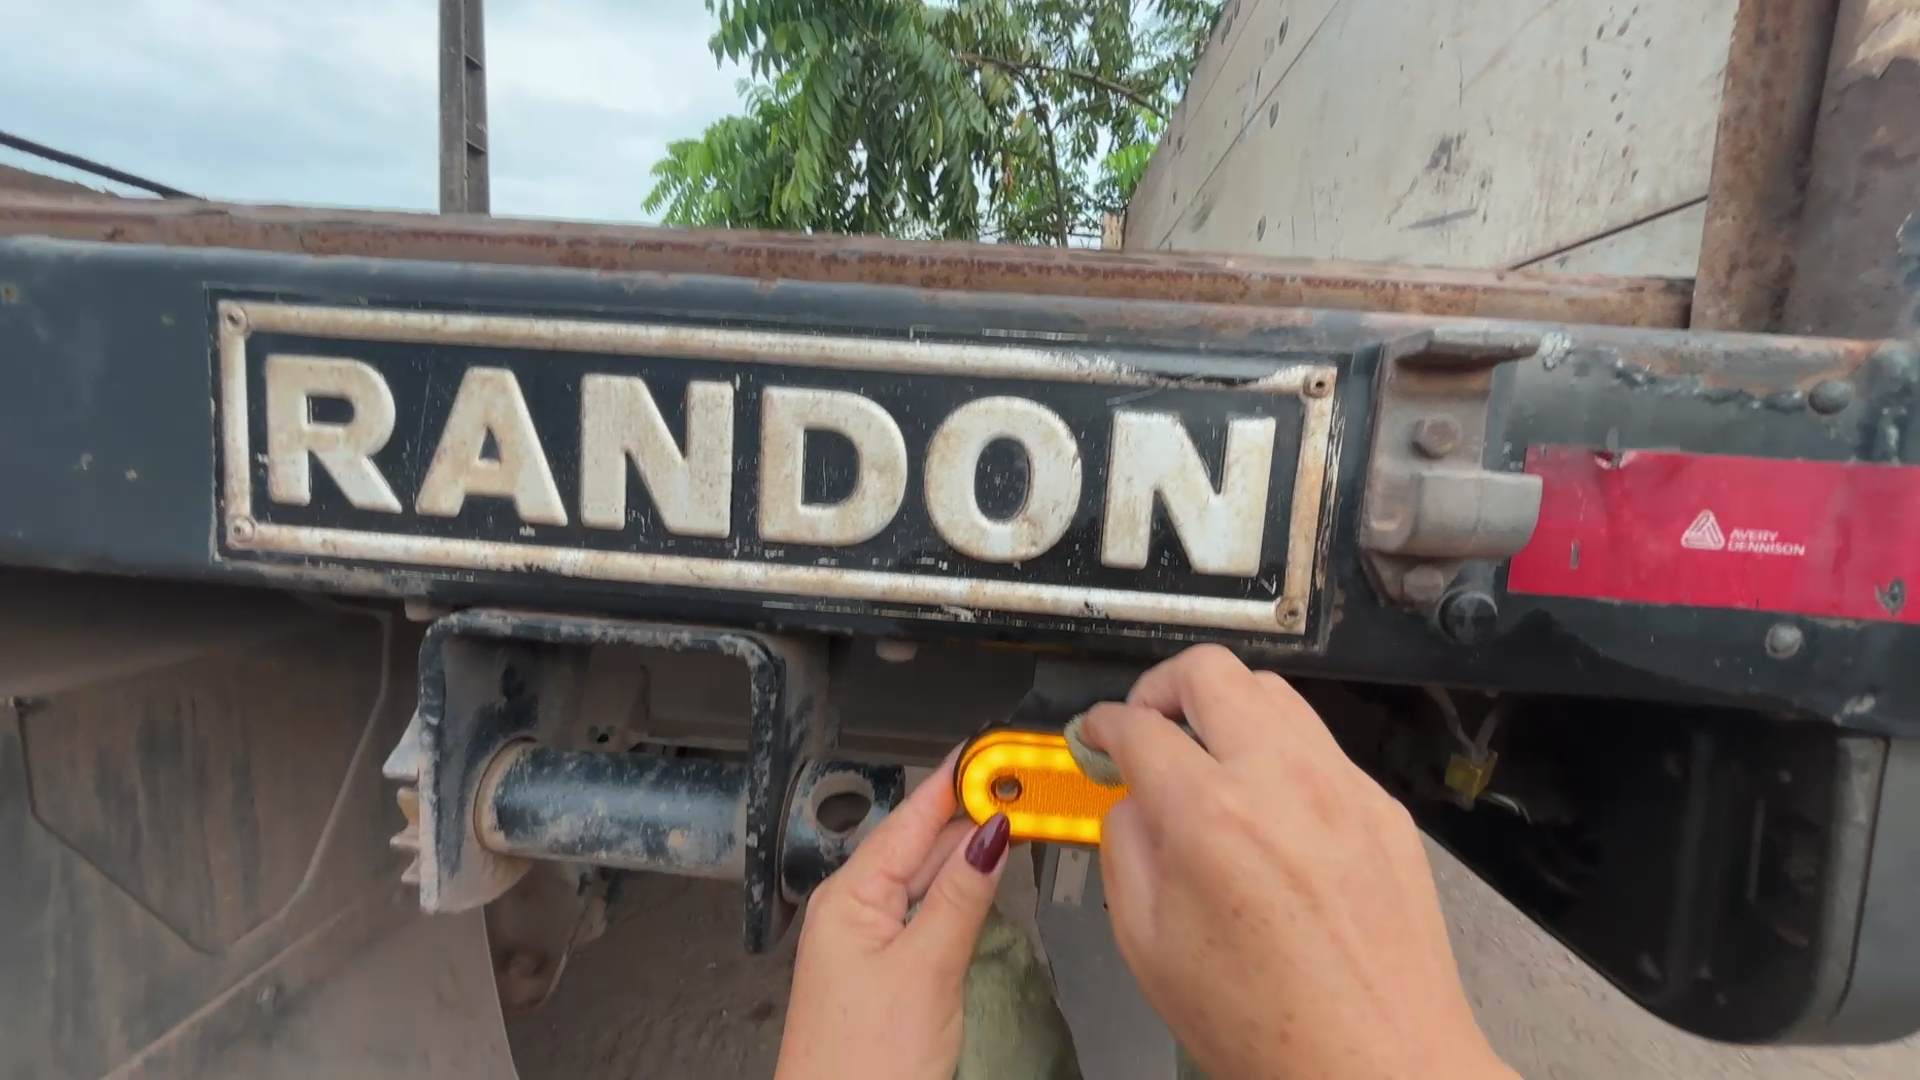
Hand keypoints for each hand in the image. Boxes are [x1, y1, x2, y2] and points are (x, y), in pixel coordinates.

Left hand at [775, 753, 1012, 1079]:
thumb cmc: (864, 1067)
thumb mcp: (924, 971)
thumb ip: (960, 897)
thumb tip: (991, 833)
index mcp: (850, 894)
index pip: (910, 818)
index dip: (952, 779)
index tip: (987, 749)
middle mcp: (855, 904)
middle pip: (918, 840)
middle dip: (966, 808)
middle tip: (1014, 780)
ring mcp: (869, 934)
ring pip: (924, 872)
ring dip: (964, 844)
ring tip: (1008, 812)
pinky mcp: (887, 962)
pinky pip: (925, 905)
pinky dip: (957, 884)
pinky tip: (981, 871)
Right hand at [1085, 646, 1512, 1079]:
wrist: (1385, 1075)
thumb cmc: (1258, 1023)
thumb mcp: (1145, 941)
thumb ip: (1123, 843)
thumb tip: (1131, 793)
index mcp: (1210, 817)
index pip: (1138, 726)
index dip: (1102, 723)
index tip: (1097, 733)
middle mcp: (1280, 781)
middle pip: (1208, 669)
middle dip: (1159, 685)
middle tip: (1147, 725)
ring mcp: (1340, 785)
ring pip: (1268, 687)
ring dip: (1221, 705)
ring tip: (1205, 753)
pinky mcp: (1380, 804)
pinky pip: (1313, 740)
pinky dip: (1272, 747)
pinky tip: (1265, 800)